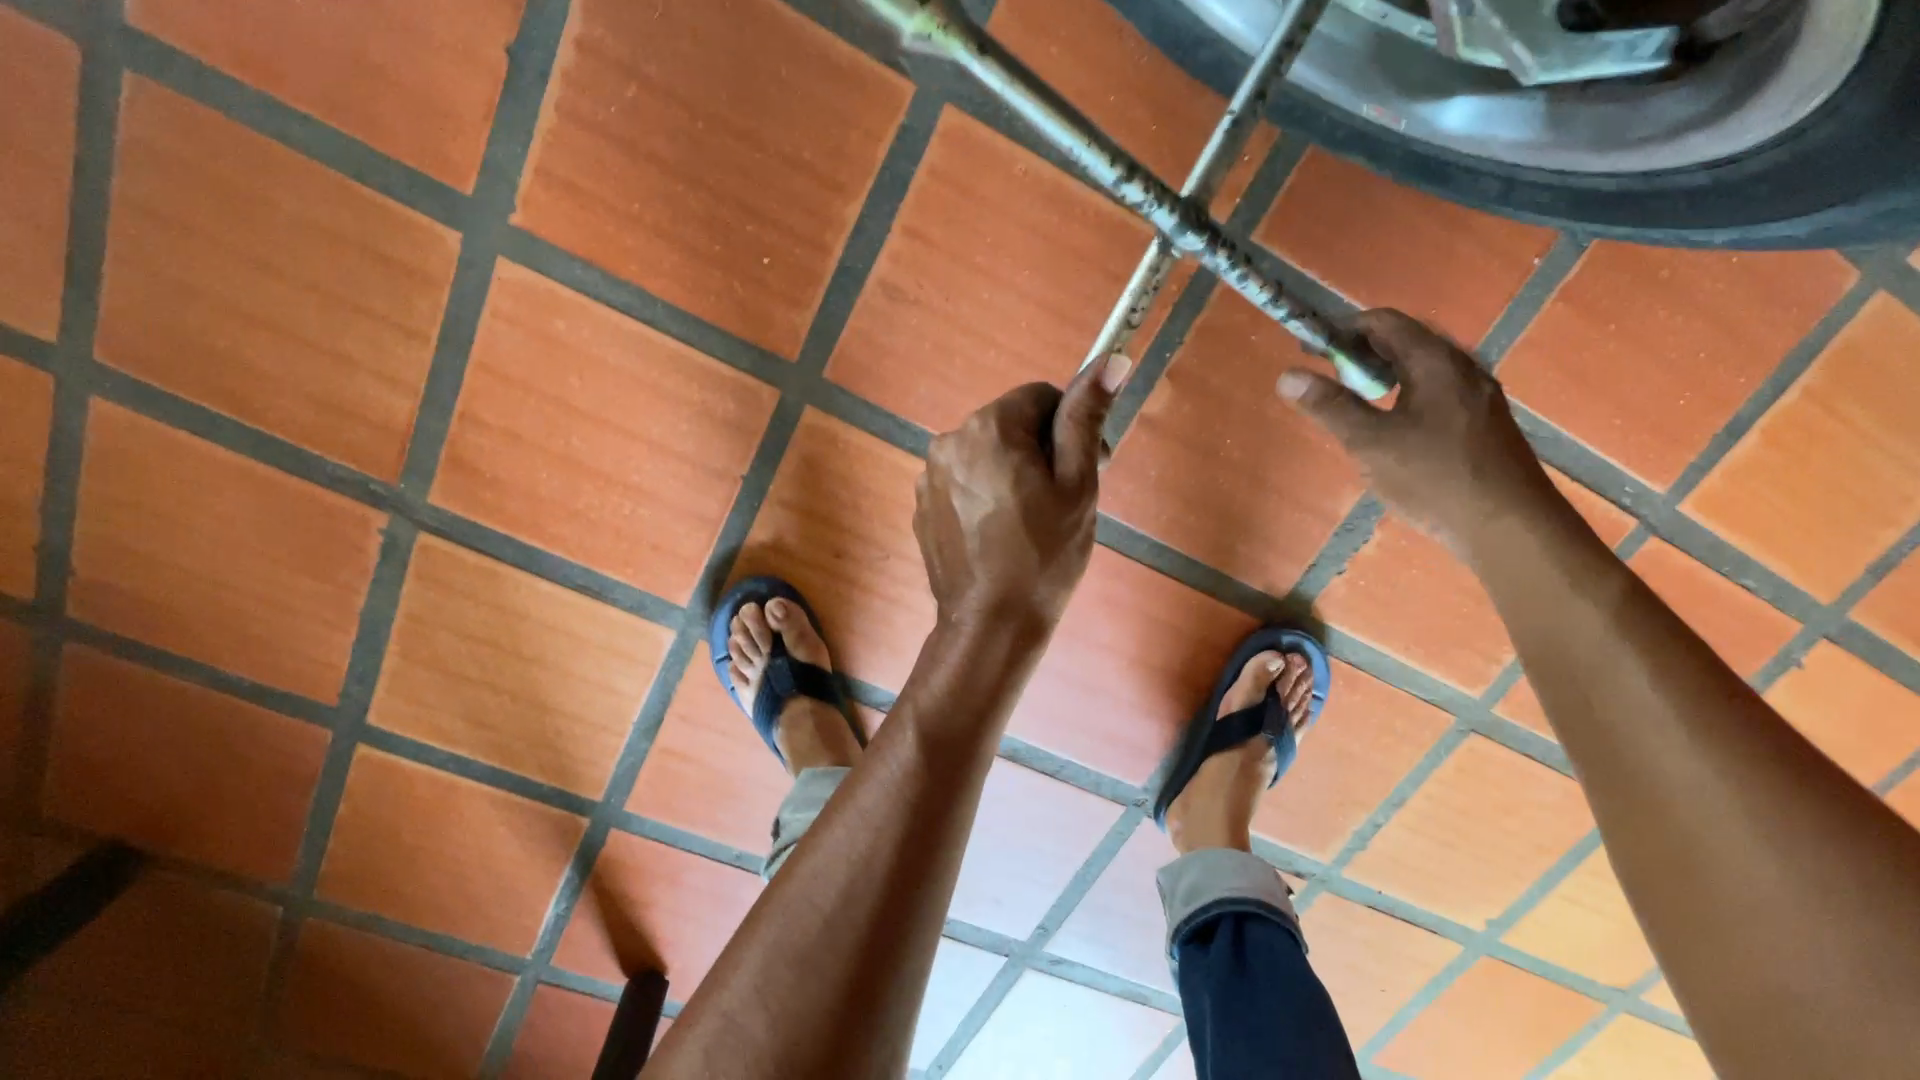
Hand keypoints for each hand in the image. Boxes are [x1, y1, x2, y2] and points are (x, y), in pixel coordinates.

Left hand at [914, 355, 1129, 627]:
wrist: (991, 623)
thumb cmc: (1045, 555)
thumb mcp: (1077, 484)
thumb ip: (1086, 418)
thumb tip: (1110, 359)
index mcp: (988, 427)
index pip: (1040, 396)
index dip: (1069, 426)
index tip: (1085, 467)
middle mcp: (949, 440)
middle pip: (1009, 424)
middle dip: (1039, 450)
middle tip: (1061, 502)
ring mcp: (928, 476)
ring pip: (985, 455)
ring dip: (1010, 473)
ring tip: (1030, 523)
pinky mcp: (922, 507)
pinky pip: (963, 483)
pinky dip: (984, 496)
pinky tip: (1000, 536)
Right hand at [1278, 309, 1557, 553]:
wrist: (1508, 525)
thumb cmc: (1433, 478)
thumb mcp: (1370, 443)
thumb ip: (1329, 406)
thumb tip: (1287, 376)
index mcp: (1434, 361)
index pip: (1383, 322)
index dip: (1342, 331)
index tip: (1311, 353)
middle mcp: (1462, 366)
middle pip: (1406, 340)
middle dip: (1362, 352)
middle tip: (1329, 379)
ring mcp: (1479, 394)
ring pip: (1424, 367)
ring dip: (1385, 374)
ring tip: (1356, 402)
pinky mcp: (1485, 420)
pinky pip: (1439, 389)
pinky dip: (1408, 392)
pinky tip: (1395, 426)